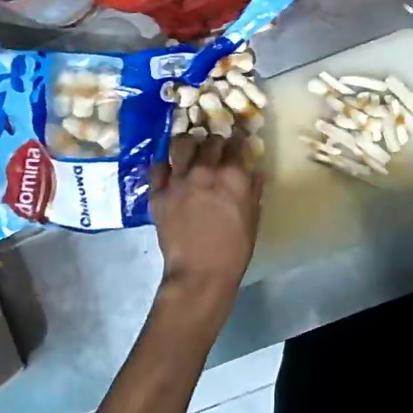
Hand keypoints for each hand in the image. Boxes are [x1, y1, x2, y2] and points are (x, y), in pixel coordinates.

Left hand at [152, 134, 263, 293]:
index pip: (237, 145)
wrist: (201, 271)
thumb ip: (253, 190)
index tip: (238, 146)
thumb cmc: (236, 247)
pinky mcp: (158, 192)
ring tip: (190, 150)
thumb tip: (254, 173)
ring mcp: (179, 180)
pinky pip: (158, 166)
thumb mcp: (253, 216)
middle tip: (215, 150)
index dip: (238, 143)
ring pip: (181, 144)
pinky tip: (171, 171)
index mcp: (235, 176)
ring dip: (188, 144)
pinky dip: (167, 165)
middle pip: (210, 141)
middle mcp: (206, 171)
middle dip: (215, 143)